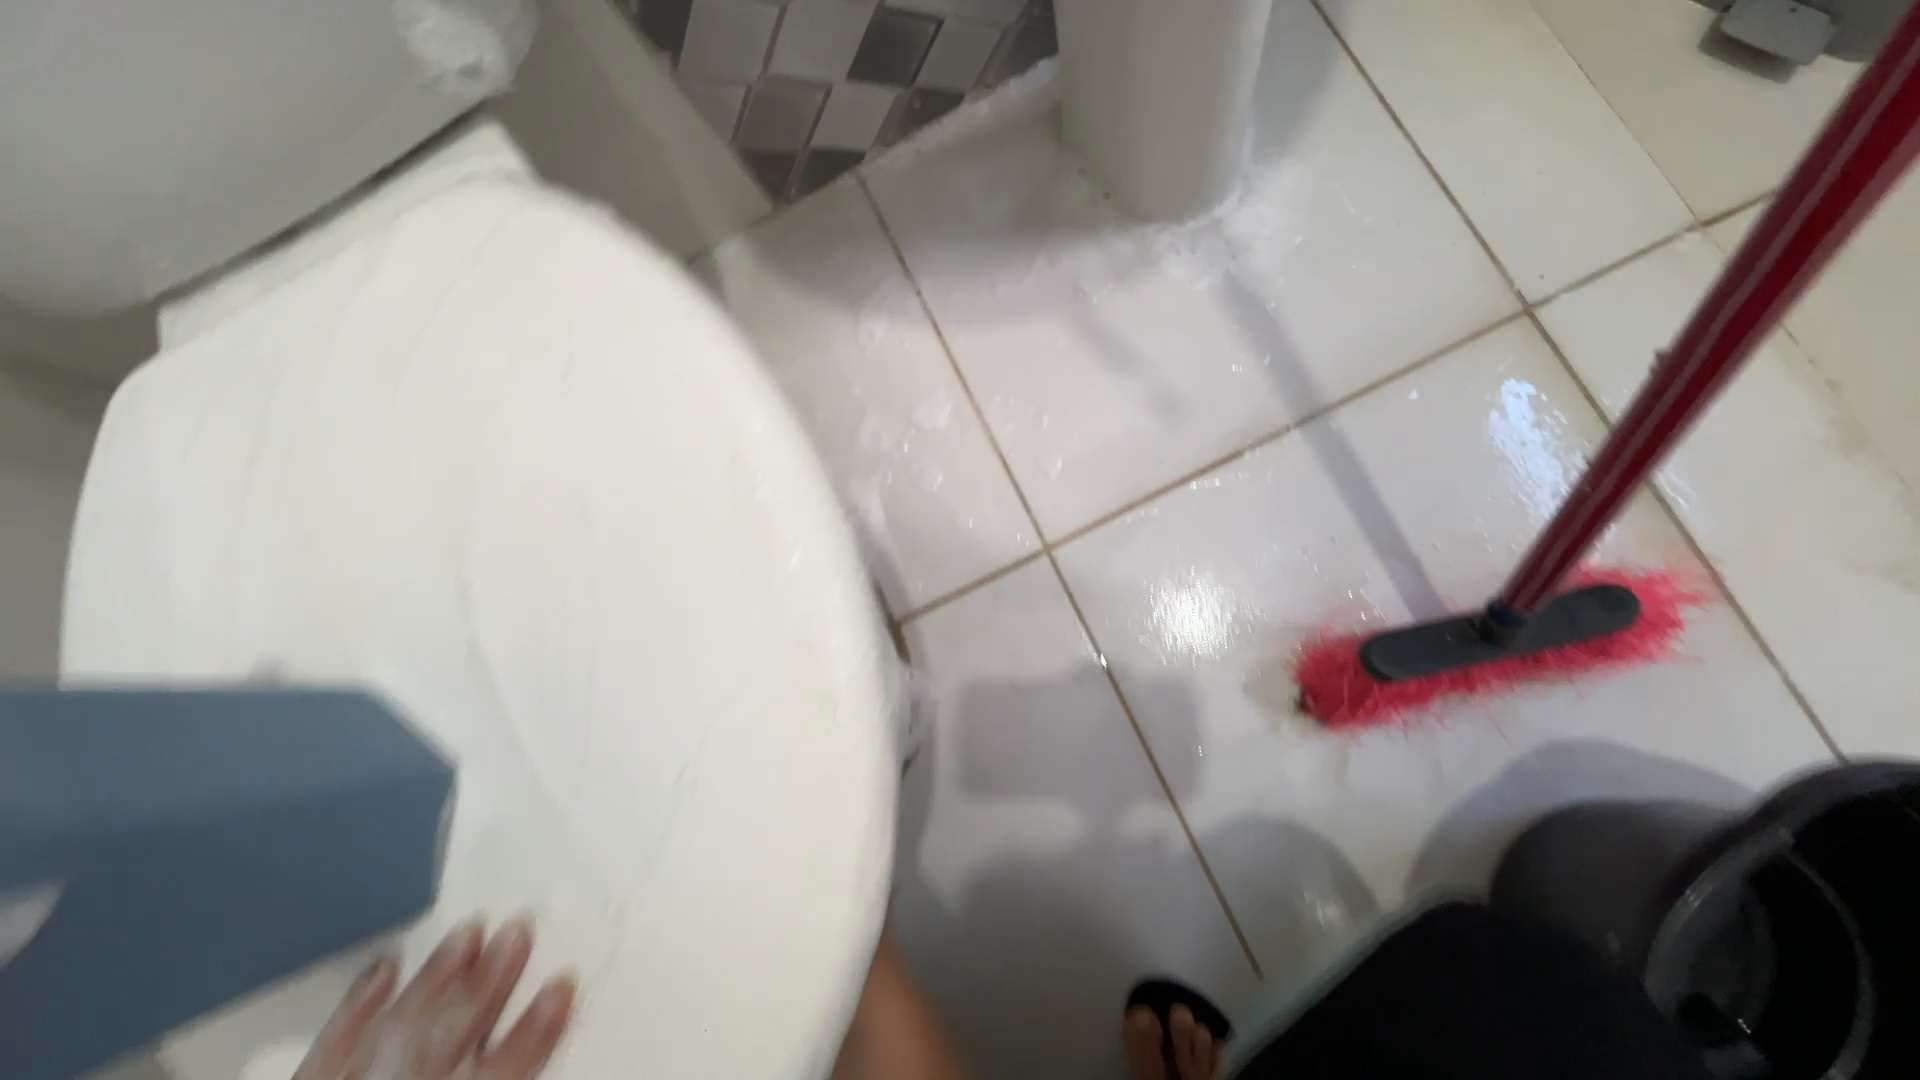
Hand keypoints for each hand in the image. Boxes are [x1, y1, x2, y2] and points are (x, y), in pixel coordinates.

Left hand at [295, 917, 576, 1079]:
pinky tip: (385, 967)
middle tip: (518, 929)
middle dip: (488, 981)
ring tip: (467, 933)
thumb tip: (536, 1070)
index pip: (502, 1075)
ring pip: (397, 1029)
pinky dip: (358, 1003)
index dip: (537, 1029)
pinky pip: (332, 1042)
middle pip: (450, 1037)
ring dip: (436, 978)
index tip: (563, 984)